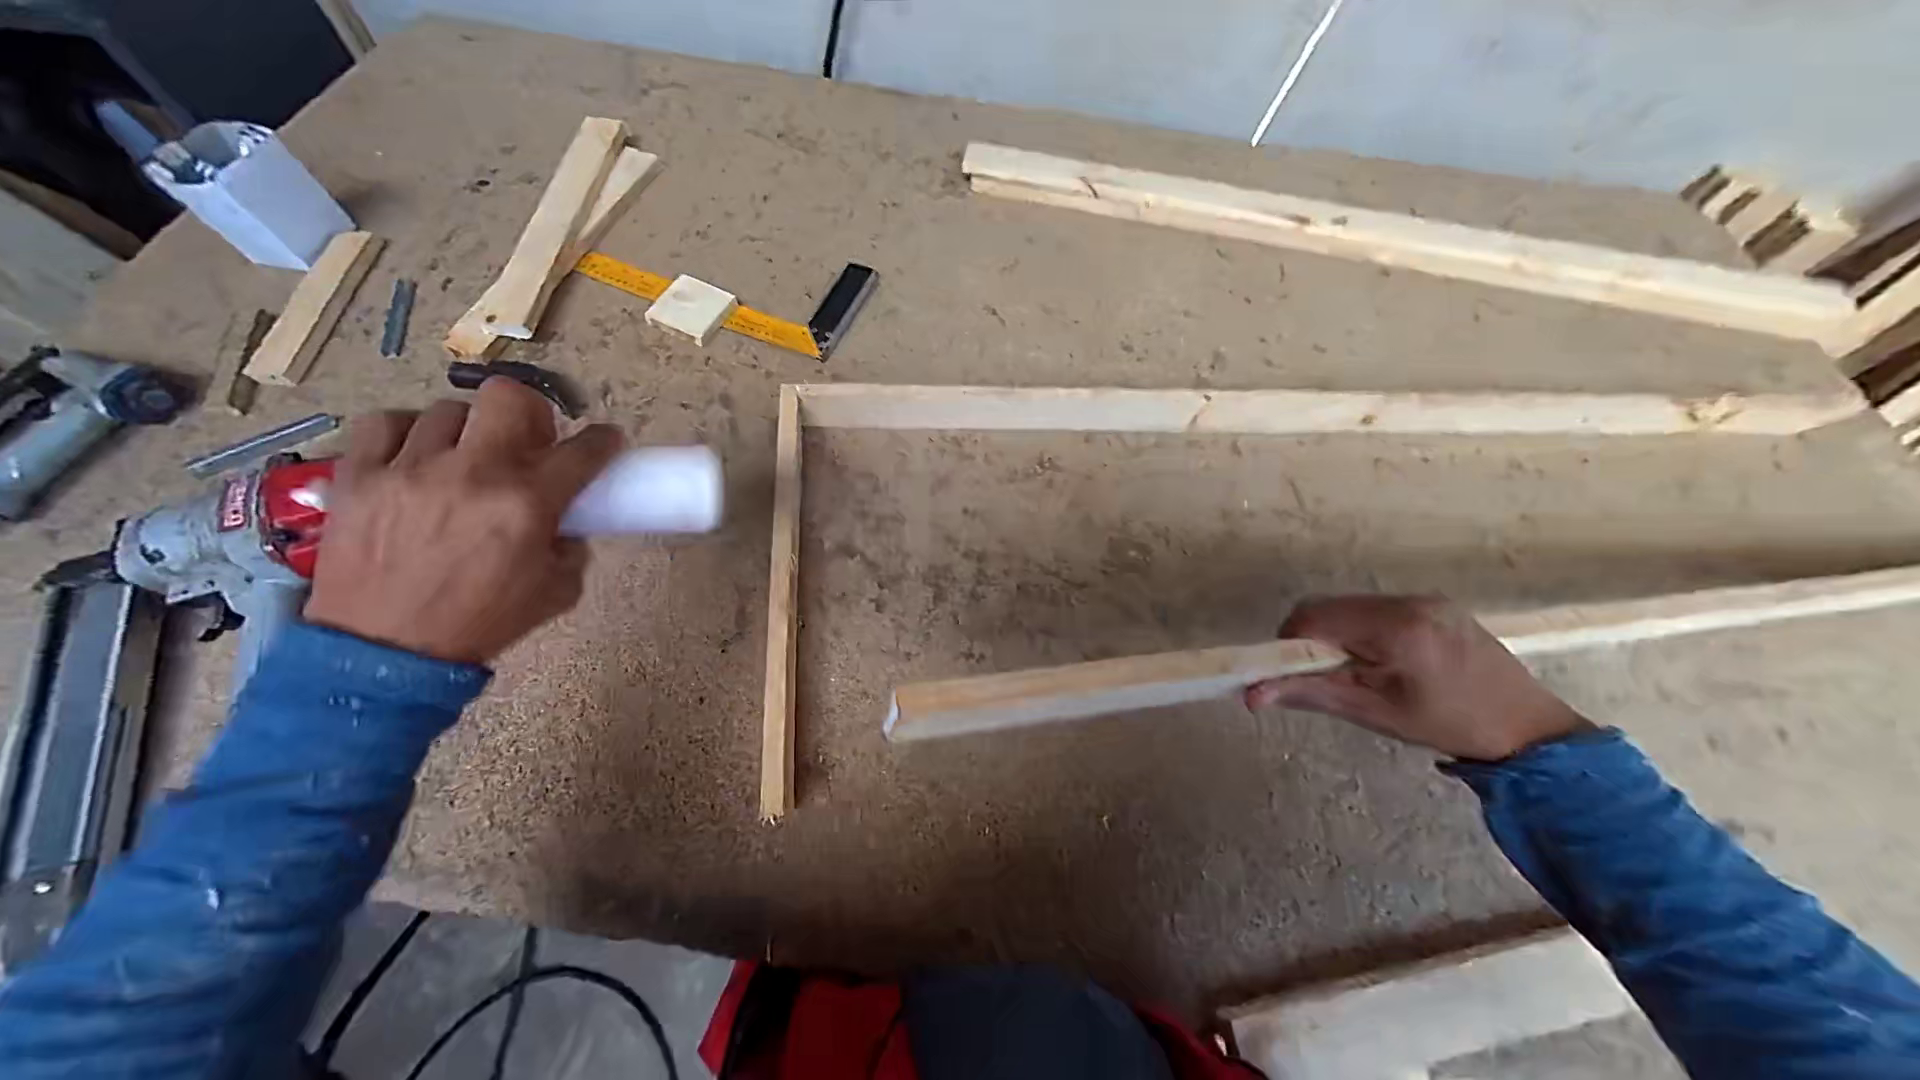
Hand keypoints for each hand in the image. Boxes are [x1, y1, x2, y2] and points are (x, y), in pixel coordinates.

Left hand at [304, 377, 623, 663]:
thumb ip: (571, 546)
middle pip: (509, 397)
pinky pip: (385, 425)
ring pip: (449, 411)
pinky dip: (408, 434)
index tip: (604, 440)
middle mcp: (473, 473)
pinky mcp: (359, 476)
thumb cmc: (482, 621)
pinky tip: (416, 457)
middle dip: (530, 412)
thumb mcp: (557, 591)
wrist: (385, 652)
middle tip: (527, 440)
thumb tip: (567, 520)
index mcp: (528, 503)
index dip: (602, 440)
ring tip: (465, 459)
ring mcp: (410, 469)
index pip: (582, 451)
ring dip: (469, 433)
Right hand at [1244, 595, 1592, 760]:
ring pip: (1350, 605)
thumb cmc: (1447, 725)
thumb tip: (1251, 694)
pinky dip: (1361, 629)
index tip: (1291, 672)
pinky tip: (1381, 659)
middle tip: (1323, 675)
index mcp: (1395, 628)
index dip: (1288, 642)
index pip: (1313, 617)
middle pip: (1329, 606)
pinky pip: (1376, 608)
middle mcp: (1409, 601)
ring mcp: (1425, 598)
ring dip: (1336, 633)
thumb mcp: (1373, 713)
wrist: (1529, 729)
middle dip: (1311, 637)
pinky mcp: (1435, 603)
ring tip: (1356, 671)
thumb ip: (1309, 694)